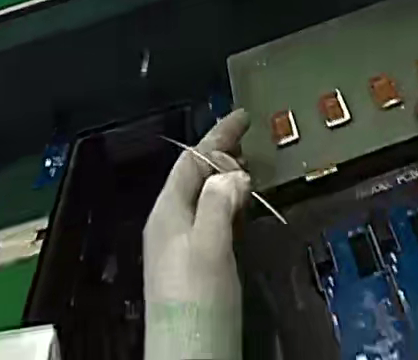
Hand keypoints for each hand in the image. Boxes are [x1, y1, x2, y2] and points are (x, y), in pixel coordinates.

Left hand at [143, 110, 252, 359]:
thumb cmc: (198, 301)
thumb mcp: (210, 245)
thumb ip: (220, 201)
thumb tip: (236, 173)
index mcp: (167, 211)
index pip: (191, 160)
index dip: (217, 135)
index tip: (244, 117)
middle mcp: (169, 224)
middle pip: (194, 174)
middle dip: (220, 151)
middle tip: (250, 138)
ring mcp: (178, 247)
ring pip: (202, 195)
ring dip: (224, 175)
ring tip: (249, 165)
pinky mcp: (192, 266)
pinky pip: (209, 215)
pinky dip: (226, 200)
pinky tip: (242, 207)